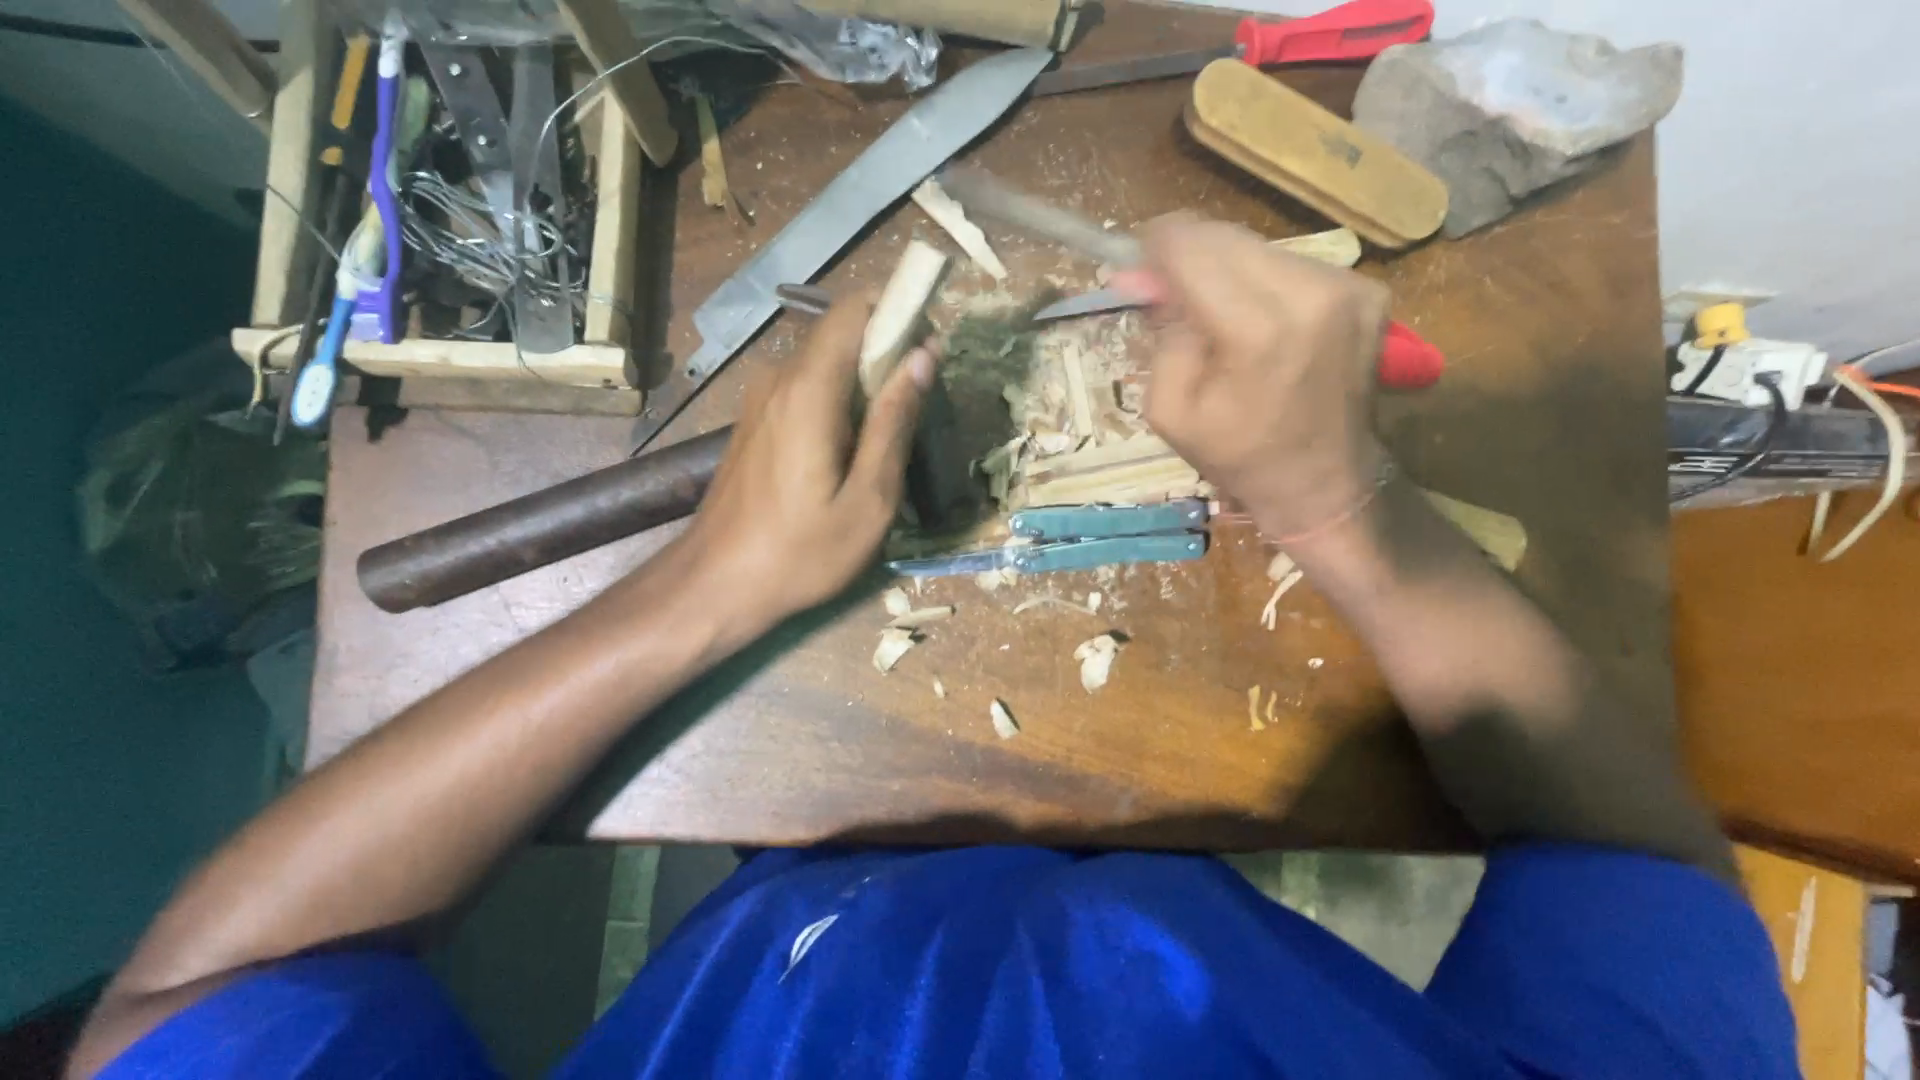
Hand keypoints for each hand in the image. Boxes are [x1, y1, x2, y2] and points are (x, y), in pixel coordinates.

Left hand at [670, 297, 933, 638]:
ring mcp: (760, 400)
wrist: (715, 585)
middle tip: (915, 414)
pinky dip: (838, 405)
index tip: (929, 352)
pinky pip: (806, 391)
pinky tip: (848, 458)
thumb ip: (895, 423)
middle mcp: (778, 380)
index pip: (854, 310)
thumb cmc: (800, 553)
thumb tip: (923, 357)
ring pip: (825, 366)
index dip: (898, 314)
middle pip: (841, 336)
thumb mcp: (868, 499)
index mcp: (809, 390)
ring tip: (885, 445)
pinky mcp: (754, 422)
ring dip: (863, 387)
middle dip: (886, 357)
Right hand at [1120, 214, 1390, 538]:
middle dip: (1189, 254)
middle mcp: (1309, 295)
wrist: (1322, 483)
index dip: (1155, 246)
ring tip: (1218, 313)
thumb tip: (1150, 277)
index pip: (1192, 248)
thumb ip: (1160, 335)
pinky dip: (1266, 283)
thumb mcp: (1170, 411)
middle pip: (1226, 238)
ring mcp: (1347, 289)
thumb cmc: (1238, 456)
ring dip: (1228, 268)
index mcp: (1256, 331)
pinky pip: (1295, 265)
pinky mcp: (1368, 293)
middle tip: (1169, 288)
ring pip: (1261, 248)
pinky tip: (1261, 321)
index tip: (1136, 258)